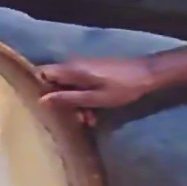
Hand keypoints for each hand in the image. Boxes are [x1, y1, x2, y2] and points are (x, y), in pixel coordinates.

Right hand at [37, 57, 159, 113]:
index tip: (38, 102)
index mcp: (70, 70)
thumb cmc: (122, 87)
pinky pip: (78, 85)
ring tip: (86, 119)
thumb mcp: (94, 98)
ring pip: (67, 86)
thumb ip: (67, 98)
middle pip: (53, 82)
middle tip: (70, 117)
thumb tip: (41, 100)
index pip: (41, 73)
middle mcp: (72, 66)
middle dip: (59, 101)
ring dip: (73, 103)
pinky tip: (92, 113)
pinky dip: (82, 98)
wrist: (150, 74)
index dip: (36, 86)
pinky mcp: (92, 72)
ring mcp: (83, 68)